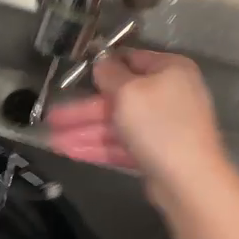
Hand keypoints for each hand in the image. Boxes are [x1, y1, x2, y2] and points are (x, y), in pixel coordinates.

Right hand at [46, 48, 229, 206]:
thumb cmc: (158, 124)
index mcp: (169, 70)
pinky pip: (119, 145)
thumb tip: (101, 62)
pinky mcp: (152, 152)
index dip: (103, 67)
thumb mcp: (129, 91)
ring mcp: (159, 126)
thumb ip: (110, 74)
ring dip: (82, 131)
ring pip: (114, 125)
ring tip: (51, 141)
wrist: (186, 177)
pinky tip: (69, 151)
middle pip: (116, 98)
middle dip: (81, 110)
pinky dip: (95, 147)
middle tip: (51, 117)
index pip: (131, 60)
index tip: (76, 73)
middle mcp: (166, 95)